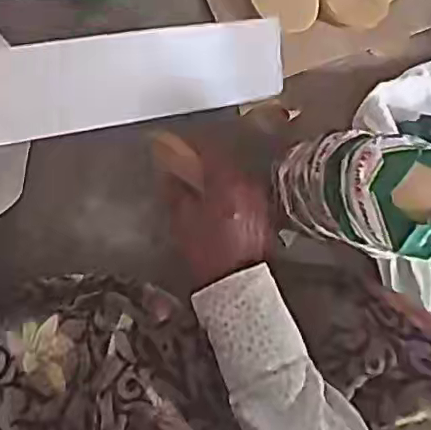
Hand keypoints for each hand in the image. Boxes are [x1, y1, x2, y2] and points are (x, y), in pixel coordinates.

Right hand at [157, 137, 272, 289]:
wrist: (237, 284)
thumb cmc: (208, 253)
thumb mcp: (183, 219)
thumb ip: (175, 190)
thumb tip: (168, 171)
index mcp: (227, 182)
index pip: (209, 149)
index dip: (191, 145)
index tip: (177, 145)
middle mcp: (247, 185)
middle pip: (224, 160)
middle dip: (204, 159)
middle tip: (186, 162)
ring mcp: (258, 198)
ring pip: (234, 175)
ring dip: (217, 174)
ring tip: (199, 182)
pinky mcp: (263, 212)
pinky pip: (243, 190)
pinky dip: (229, 189)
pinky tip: (216, 200)